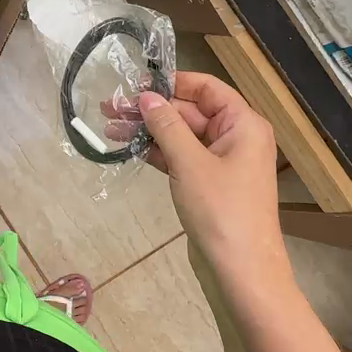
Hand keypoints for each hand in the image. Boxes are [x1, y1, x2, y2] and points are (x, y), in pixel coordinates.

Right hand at [129, 72, 285, 276]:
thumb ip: (166, 127)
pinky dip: (155, 152)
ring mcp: (220, 162)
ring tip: (108, 127)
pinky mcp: (206, 183)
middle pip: (189, 111)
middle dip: (151, 109)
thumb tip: (145, 98)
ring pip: (179, 135)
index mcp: (243, 124)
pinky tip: (126, 148)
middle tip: (109, 107)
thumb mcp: (190, 163)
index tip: (135, 84)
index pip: (206, 88)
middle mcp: (234, 137)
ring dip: (147, 131)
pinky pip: (178, 157)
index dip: (171, 82)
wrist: (239, 269)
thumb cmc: (221, 210)